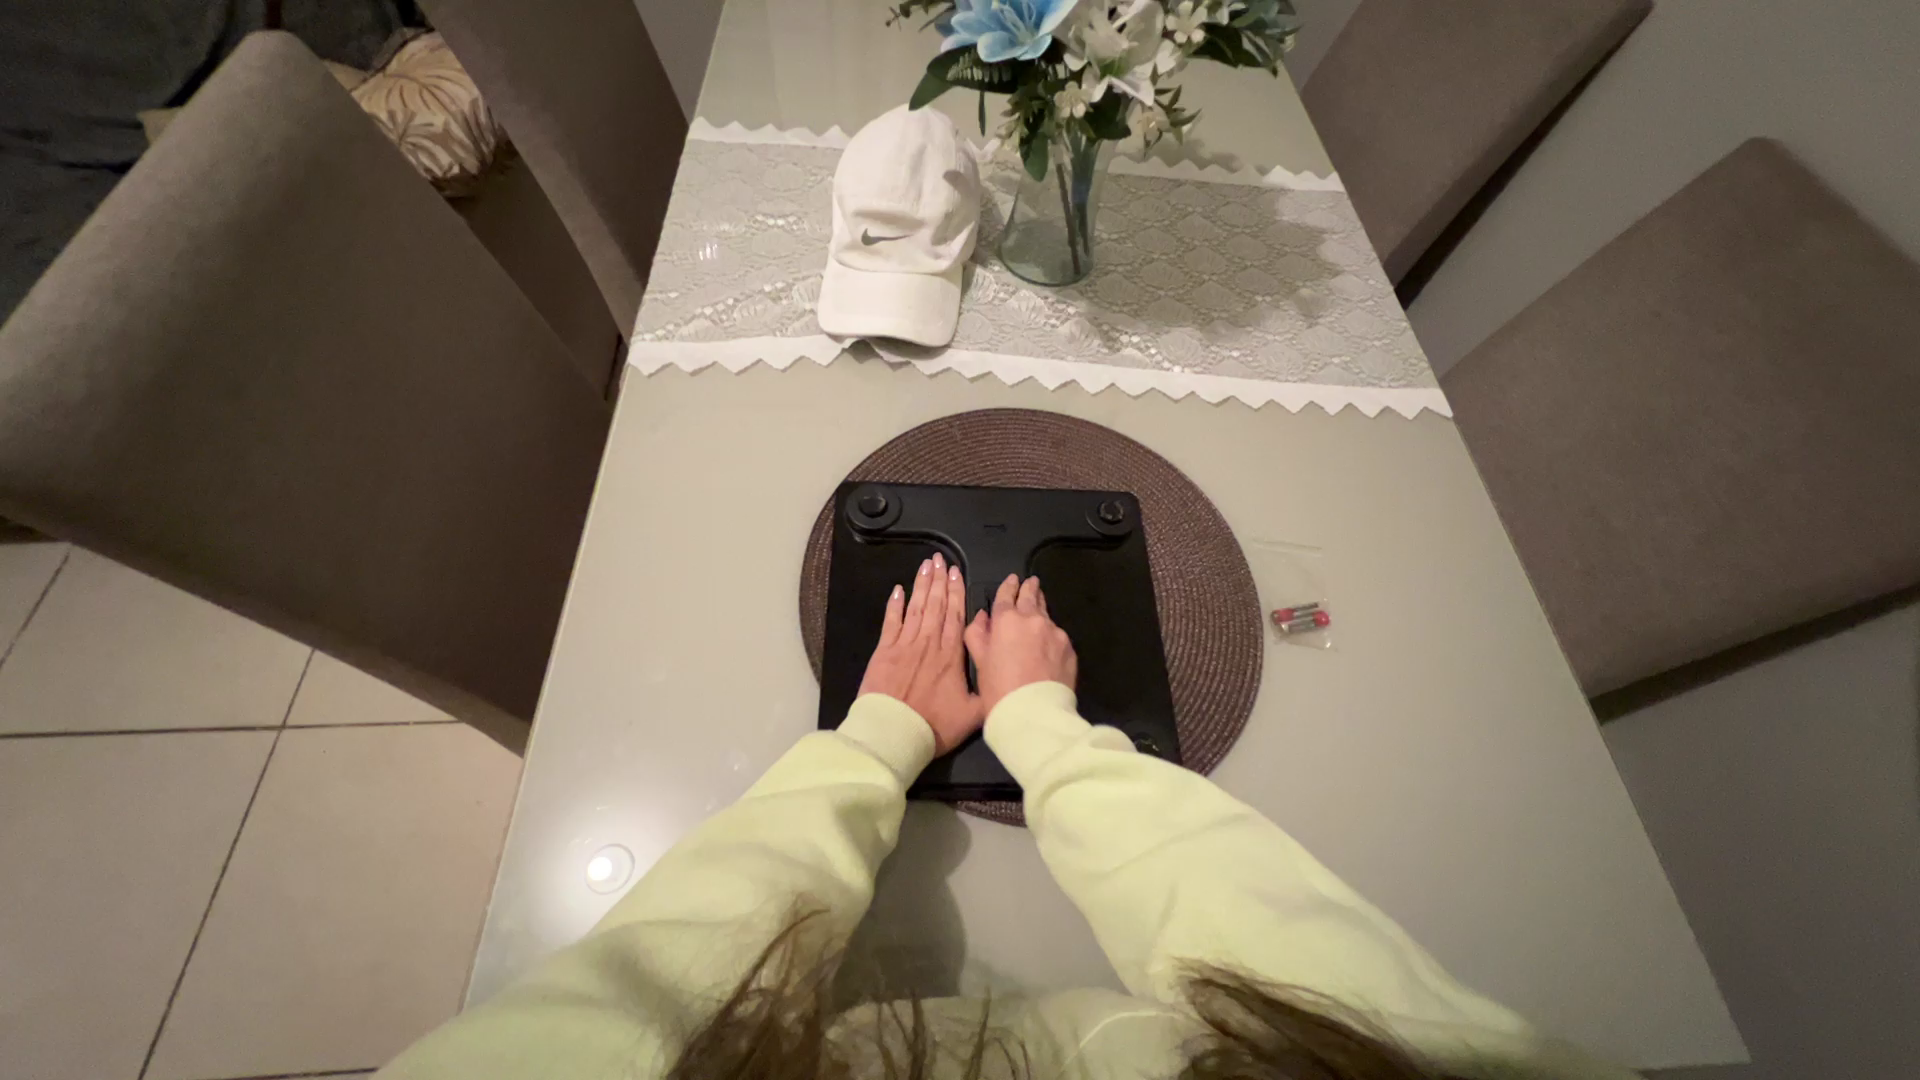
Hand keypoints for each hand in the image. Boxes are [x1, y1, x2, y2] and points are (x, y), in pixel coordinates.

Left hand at [858, 552, 983, 755]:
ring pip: (916, 607)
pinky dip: (895, 604)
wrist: (893, 733)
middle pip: (936, 604)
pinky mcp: (883, 651)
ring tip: (925, 565)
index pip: (956, 614)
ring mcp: (905, 644)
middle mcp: (929, 642)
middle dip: (939, 580)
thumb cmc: (934, 727)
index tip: (957, 572)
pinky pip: (891, 621)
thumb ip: (987, 693)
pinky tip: (898, 589)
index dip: (957, 591)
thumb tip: (1000, 676)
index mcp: (952, 655)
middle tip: (941, 559)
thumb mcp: (973, 715)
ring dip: (921, 585)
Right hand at [963, 574, 1077, 715]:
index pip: (1006, 595)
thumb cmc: (999, 690)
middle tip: (1031, 583)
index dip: (1008, 586)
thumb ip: (978, 634)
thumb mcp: (980, 662)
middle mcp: (1033, 619)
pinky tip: (1047, 643)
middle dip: (1029, 589)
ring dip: (1040, 609)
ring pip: (1046, 615)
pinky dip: (1050, 634)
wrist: (1034, 713)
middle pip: (1031, 597)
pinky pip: (1057, 635)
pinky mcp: (1069, 648)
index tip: (1012, 579)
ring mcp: (1055, 632)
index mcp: (1006, 620)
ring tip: (1039, 603)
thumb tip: (983, 616)